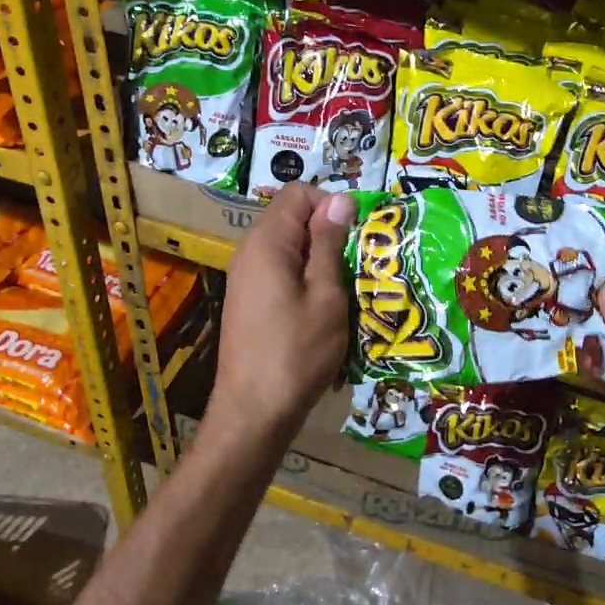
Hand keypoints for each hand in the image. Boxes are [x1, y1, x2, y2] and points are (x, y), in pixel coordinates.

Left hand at [205, 184, 354, 448]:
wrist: (254, 411)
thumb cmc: (297, 352)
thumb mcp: (326, 296)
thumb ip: (330, 244)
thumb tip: (340, 199)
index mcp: (267, 242)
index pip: (298, 193)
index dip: (331, 204)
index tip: (358, 236)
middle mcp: (249, 251)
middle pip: (292, 219)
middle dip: (328, 233)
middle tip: (359, 265)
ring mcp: (245, 278)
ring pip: (288, 248)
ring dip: (320, 261)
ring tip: (347, 291)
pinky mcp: (248, 301)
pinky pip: (279, 273)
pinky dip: (304, 281)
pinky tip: (323, 310)